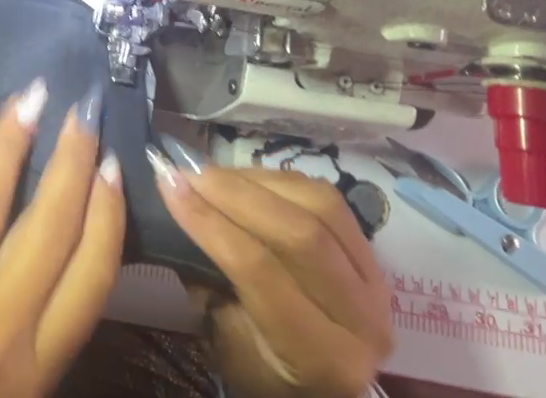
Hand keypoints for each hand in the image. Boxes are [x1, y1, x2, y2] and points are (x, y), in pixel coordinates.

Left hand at [0, 80, 127, 397]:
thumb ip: (25, 329)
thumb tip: (50, 237)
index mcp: (28, 370)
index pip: (90, 277)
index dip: (107, 214)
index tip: (114, 167)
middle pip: (50, 225)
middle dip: (73, 159)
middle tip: (83, 112)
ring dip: (13, 139)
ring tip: (30, 100)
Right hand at [150, 140, 393, 397]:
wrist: (324, 390)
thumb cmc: (265, 374)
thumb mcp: (227, 345)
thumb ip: (210, 281)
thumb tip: (183, 208)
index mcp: (322, 357)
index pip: (260, 271)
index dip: (210, 221)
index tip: (168, 185)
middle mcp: (362, 320)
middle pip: (297, 233)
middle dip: (233, 191)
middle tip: (186, 169)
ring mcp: (377, 285)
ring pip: (319, 207)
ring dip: (257, 180)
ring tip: (211, 172)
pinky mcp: (376, 258)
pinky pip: (329, 201)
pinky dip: (281, 181)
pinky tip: (246, 178)